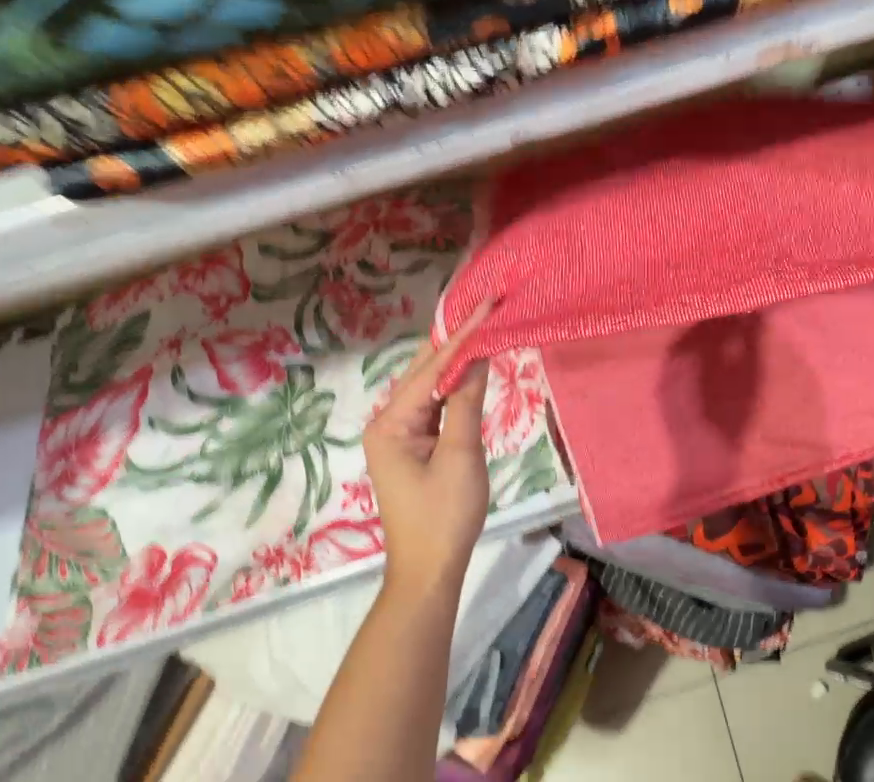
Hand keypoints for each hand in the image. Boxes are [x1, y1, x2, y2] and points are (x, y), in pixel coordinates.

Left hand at [362, 305, 493, 598]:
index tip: (485, 304)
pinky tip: (473, 366)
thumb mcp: (461, 456)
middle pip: (425, 370)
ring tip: (483, 324)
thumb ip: (466, 402)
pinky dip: (455, 384)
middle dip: (455, 338)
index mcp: (391, 423)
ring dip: (456, 358)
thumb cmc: (444, 516)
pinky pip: (435, 404)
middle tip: (485, 304)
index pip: (432, 368)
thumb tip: (478, 356)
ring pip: (430, 385)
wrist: (429, 570)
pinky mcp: (414, 445)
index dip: (461, 336)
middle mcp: (388, 421)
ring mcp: (399, 434)